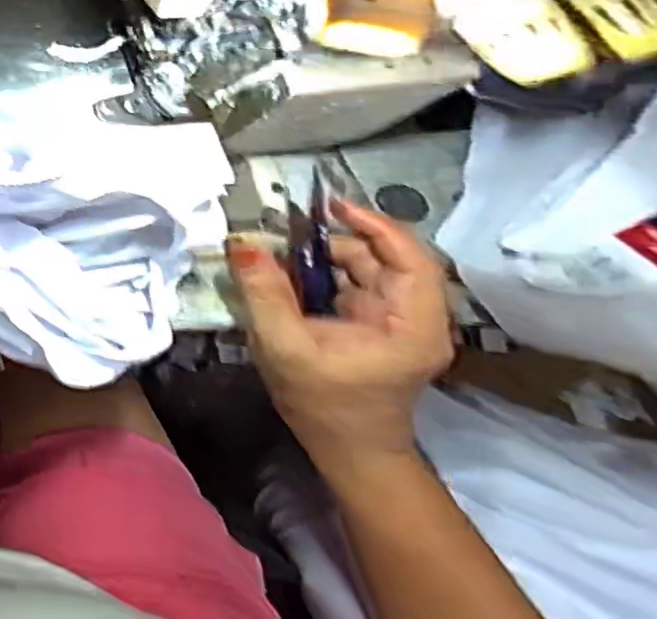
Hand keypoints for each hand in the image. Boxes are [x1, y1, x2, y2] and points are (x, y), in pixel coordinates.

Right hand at [229, 199, 454, 461]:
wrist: (346, 450)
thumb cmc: (324, 404)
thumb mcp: (285, 346)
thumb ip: (265, 293)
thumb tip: (243, 243)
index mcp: (412, 325)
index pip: (412, 260)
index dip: (377, 226)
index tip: (333, 206)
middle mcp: (412, 317)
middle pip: (383, 259)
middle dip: (334, 241)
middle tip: (284, 234)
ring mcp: (392, 320)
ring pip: (363, 268)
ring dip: (322, 256)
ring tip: (277, 255)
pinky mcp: (370, 324)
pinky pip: (347, 283)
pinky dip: (318, 272)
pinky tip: (286, 275)